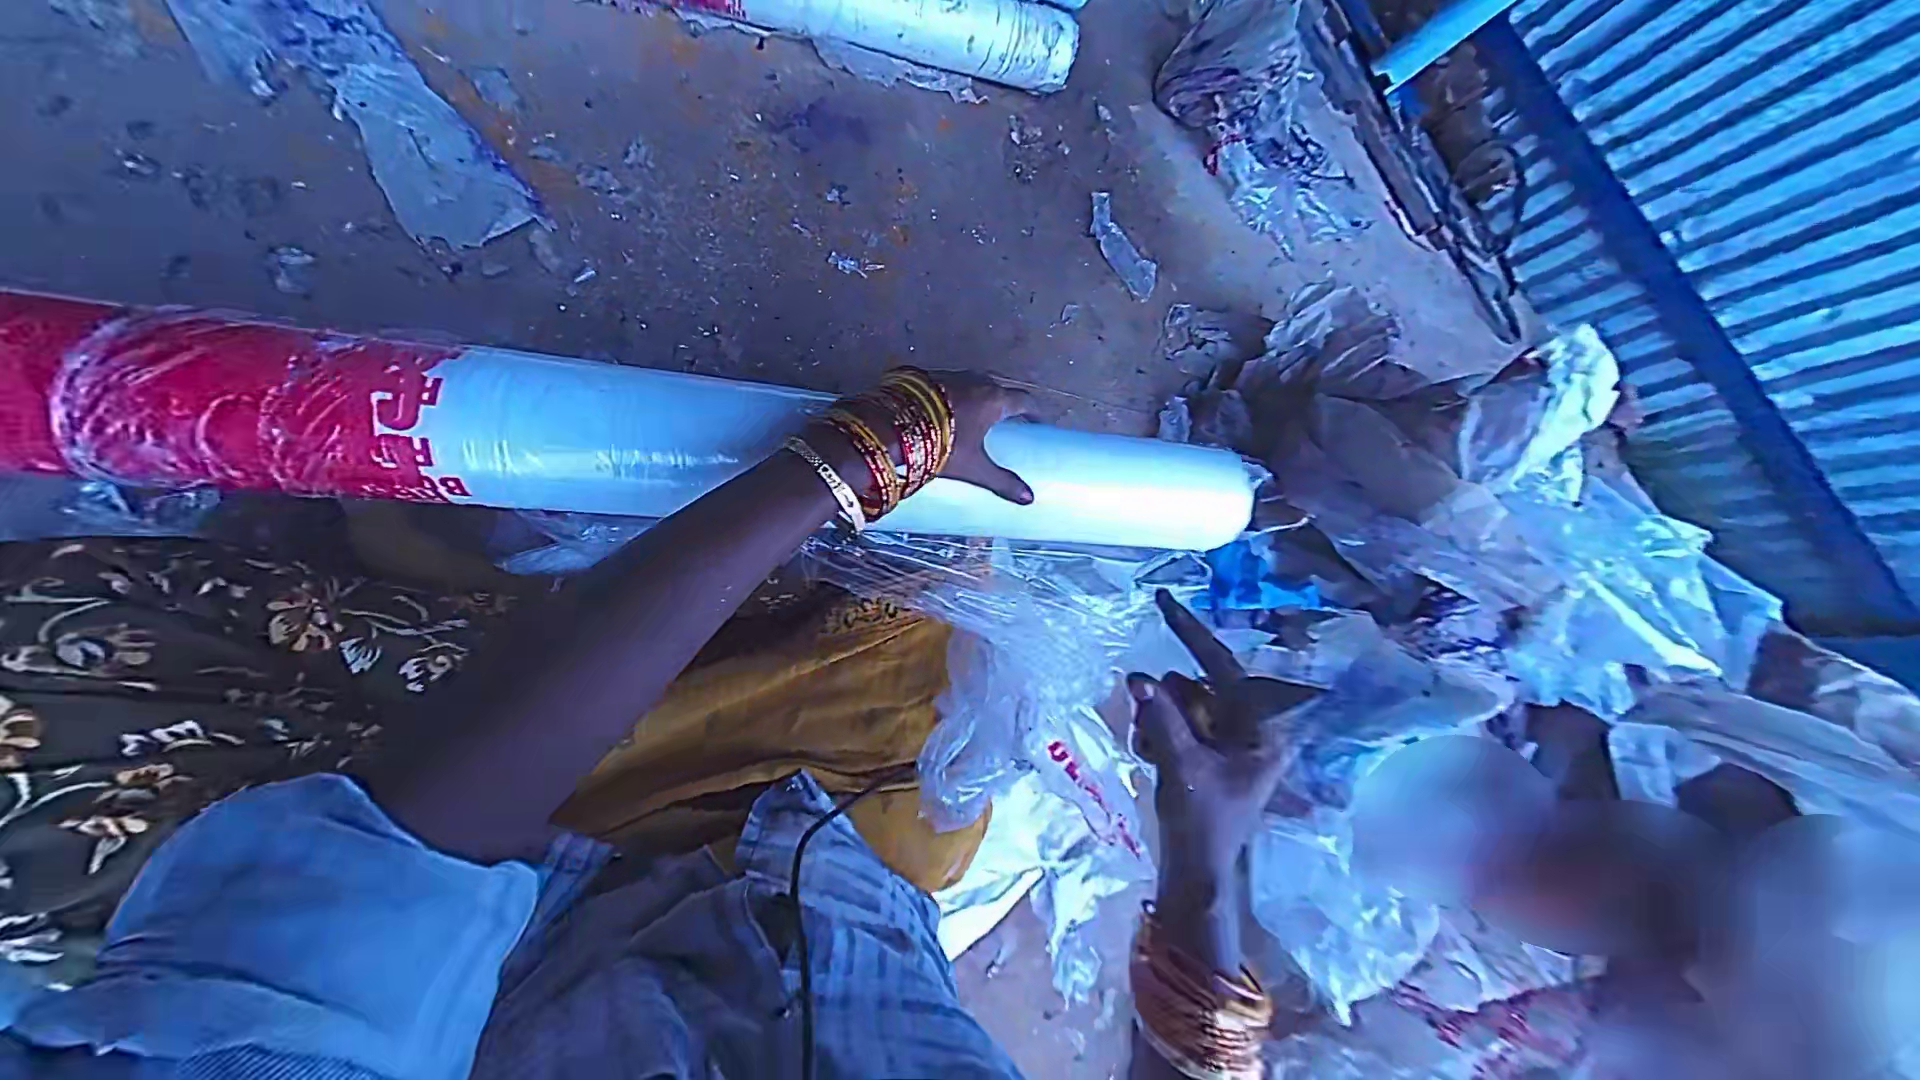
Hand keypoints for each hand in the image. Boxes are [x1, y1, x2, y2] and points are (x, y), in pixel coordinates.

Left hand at [926, 370, 1035, 504]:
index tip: (1038, 421)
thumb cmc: (942, 445)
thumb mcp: (974, 467)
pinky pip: (950, 384)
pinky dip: (956, 395)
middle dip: (1007, 402)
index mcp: (994, 399)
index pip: (1024, 400)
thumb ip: (1001, 481)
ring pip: (974, 383)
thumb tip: (1028, 498)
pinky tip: (949, 410)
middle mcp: (976, 381)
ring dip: (980, 396)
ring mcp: (951, 375)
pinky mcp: (928, 376)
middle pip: (1000, 387)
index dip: (1034, 411)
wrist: (894, 425)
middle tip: (1009, 419)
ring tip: (979, 415)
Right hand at [1131, 590, 1318, 875]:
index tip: (1163, 600)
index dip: (1191, 632)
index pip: (1222, 665)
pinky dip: (1156, 731)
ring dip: (1156, 720)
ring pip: (1178, 700)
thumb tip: (1138, 677)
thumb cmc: (1202, 823)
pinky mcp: (1205, 747)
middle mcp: (1246, 725)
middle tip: (1151, 733)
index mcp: (1260, 728)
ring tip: (1151, 753)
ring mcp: (1224, 736)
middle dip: (1164, 703)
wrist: (1195, 871)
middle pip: (1193, 684)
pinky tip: (1152, 757)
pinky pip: (1172, 718)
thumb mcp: (1180, 765)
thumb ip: (1161, 716)